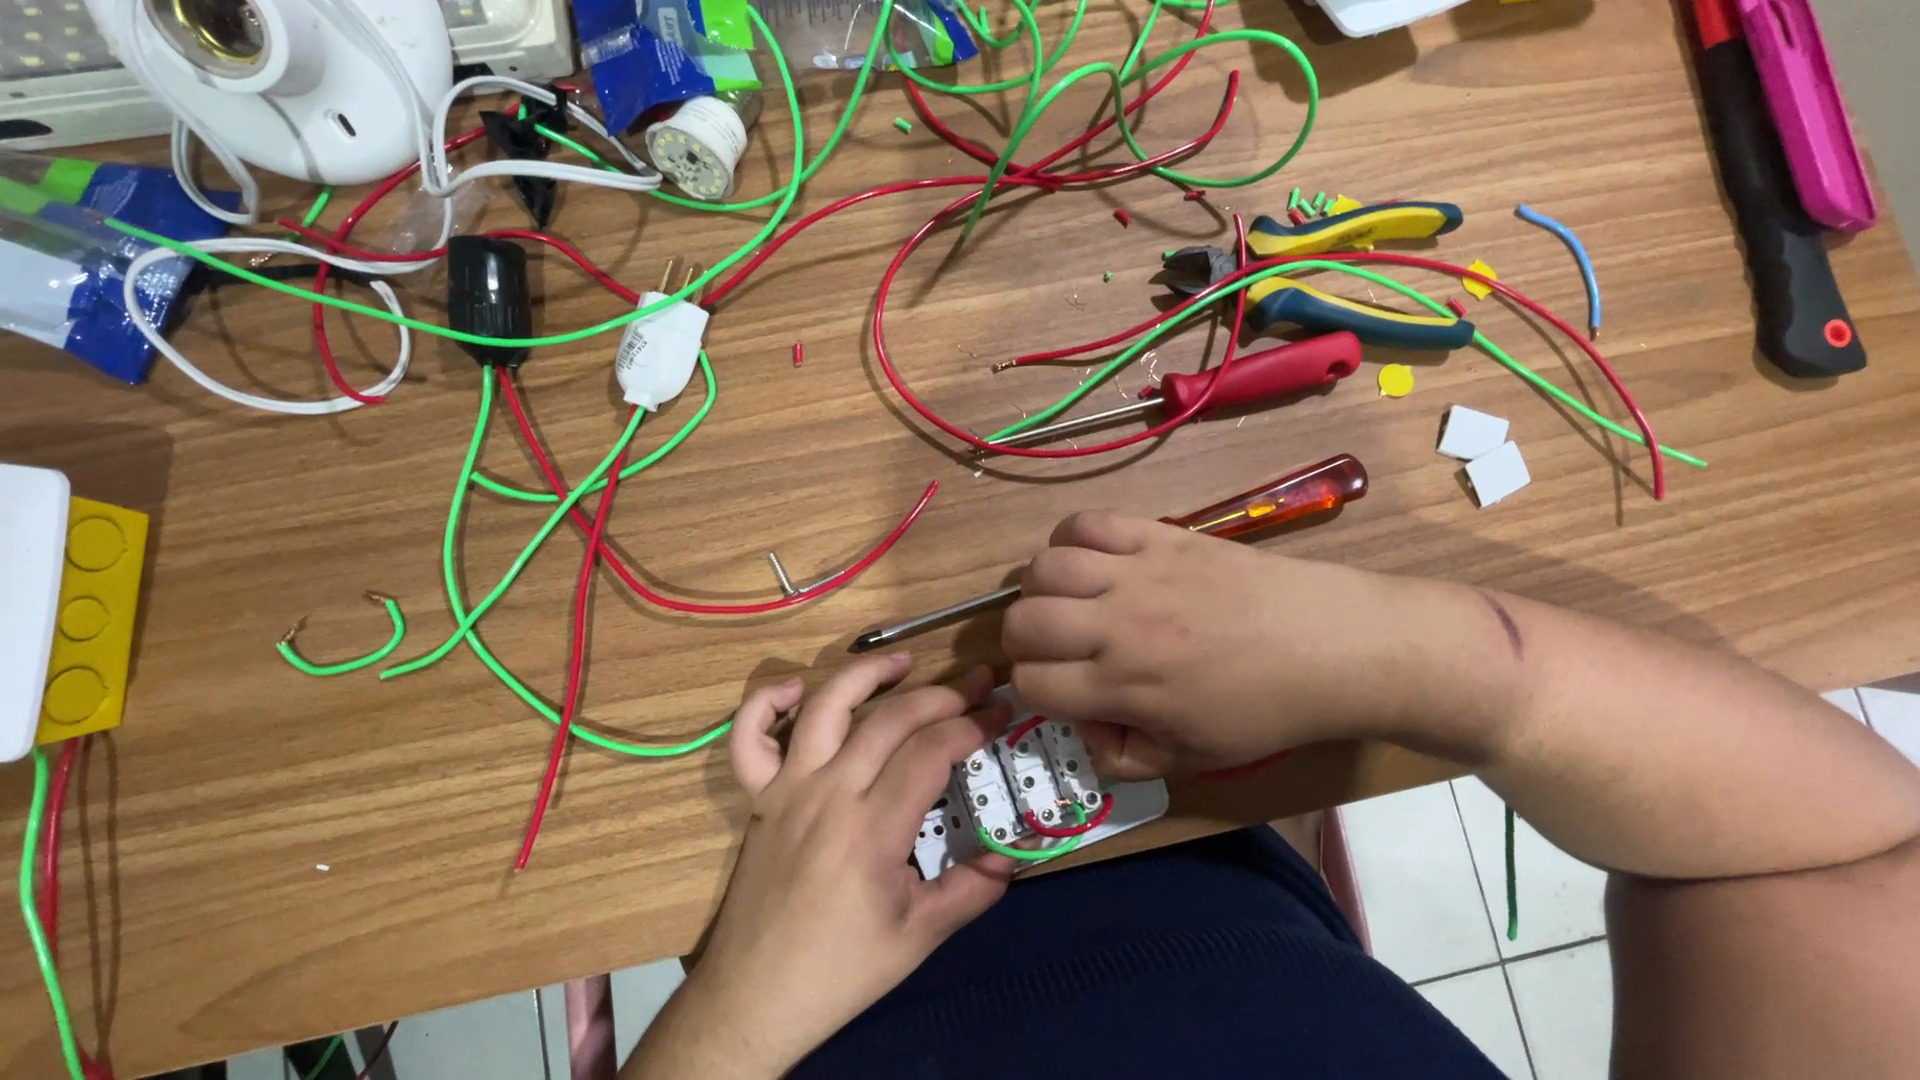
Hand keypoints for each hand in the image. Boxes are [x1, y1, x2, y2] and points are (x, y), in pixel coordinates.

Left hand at [627, 655, 1012, 1078]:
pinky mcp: (758, 798)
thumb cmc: (842, 970)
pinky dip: (767, 703)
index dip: (972, 725)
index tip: (1000, 714)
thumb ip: (970, 892)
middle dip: (942, 693)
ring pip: (825, 707)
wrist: (755, 996)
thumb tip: (1010, 857)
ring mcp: (787, 789)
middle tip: (978, 681)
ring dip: (867, 674)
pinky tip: (799, 689)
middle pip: (891, 719)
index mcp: (873, 829)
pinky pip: (748, 738)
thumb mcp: (919, 939)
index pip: (931, 752)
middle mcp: (829, 793)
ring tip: (904, 660)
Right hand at [1002, 511, 1488, 779]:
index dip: (1032, 691)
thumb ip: (1123, 757)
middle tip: (1055, 647)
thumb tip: (1085, 728)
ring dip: (1041, 588)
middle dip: (1023, 640)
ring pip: (1043, 566)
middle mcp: (1116, 627)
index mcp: (1123, 687)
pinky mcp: (1159, 536)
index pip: (1029, 683)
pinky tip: (1089, 560)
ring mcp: (1136, 574)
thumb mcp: (1193, 758)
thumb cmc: (1265, 710)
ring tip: (1069, 600)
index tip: (1059, 691)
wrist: (1333, 645)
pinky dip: (1070, 538)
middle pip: (1021, 620)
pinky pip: (1088, 522)